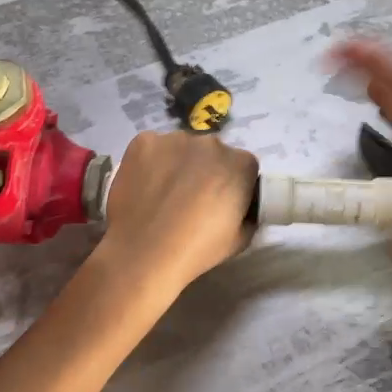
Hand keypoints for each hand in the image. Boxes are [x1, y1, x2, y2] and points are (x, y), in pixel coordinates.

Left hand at [99, 131, 258, 291]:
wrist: (144, 253)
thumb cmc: (197, 249)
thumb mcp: (242, 239)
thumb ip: (248, 213)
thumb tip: (240, 206)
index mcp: (241, 163)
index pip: (243, 166)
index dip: (232, 185)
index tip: (220, 203)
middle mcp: (211, 142)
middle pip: (212, 153)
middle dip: (205, 171)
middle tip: (191, 200)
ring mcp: (175, 139)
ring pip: (181, 148)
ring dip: (178, 165)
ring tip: (164, 195)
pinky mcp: (143, 141)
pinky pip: (152, 148)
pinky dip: (150, 163)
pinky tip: (144, 187)